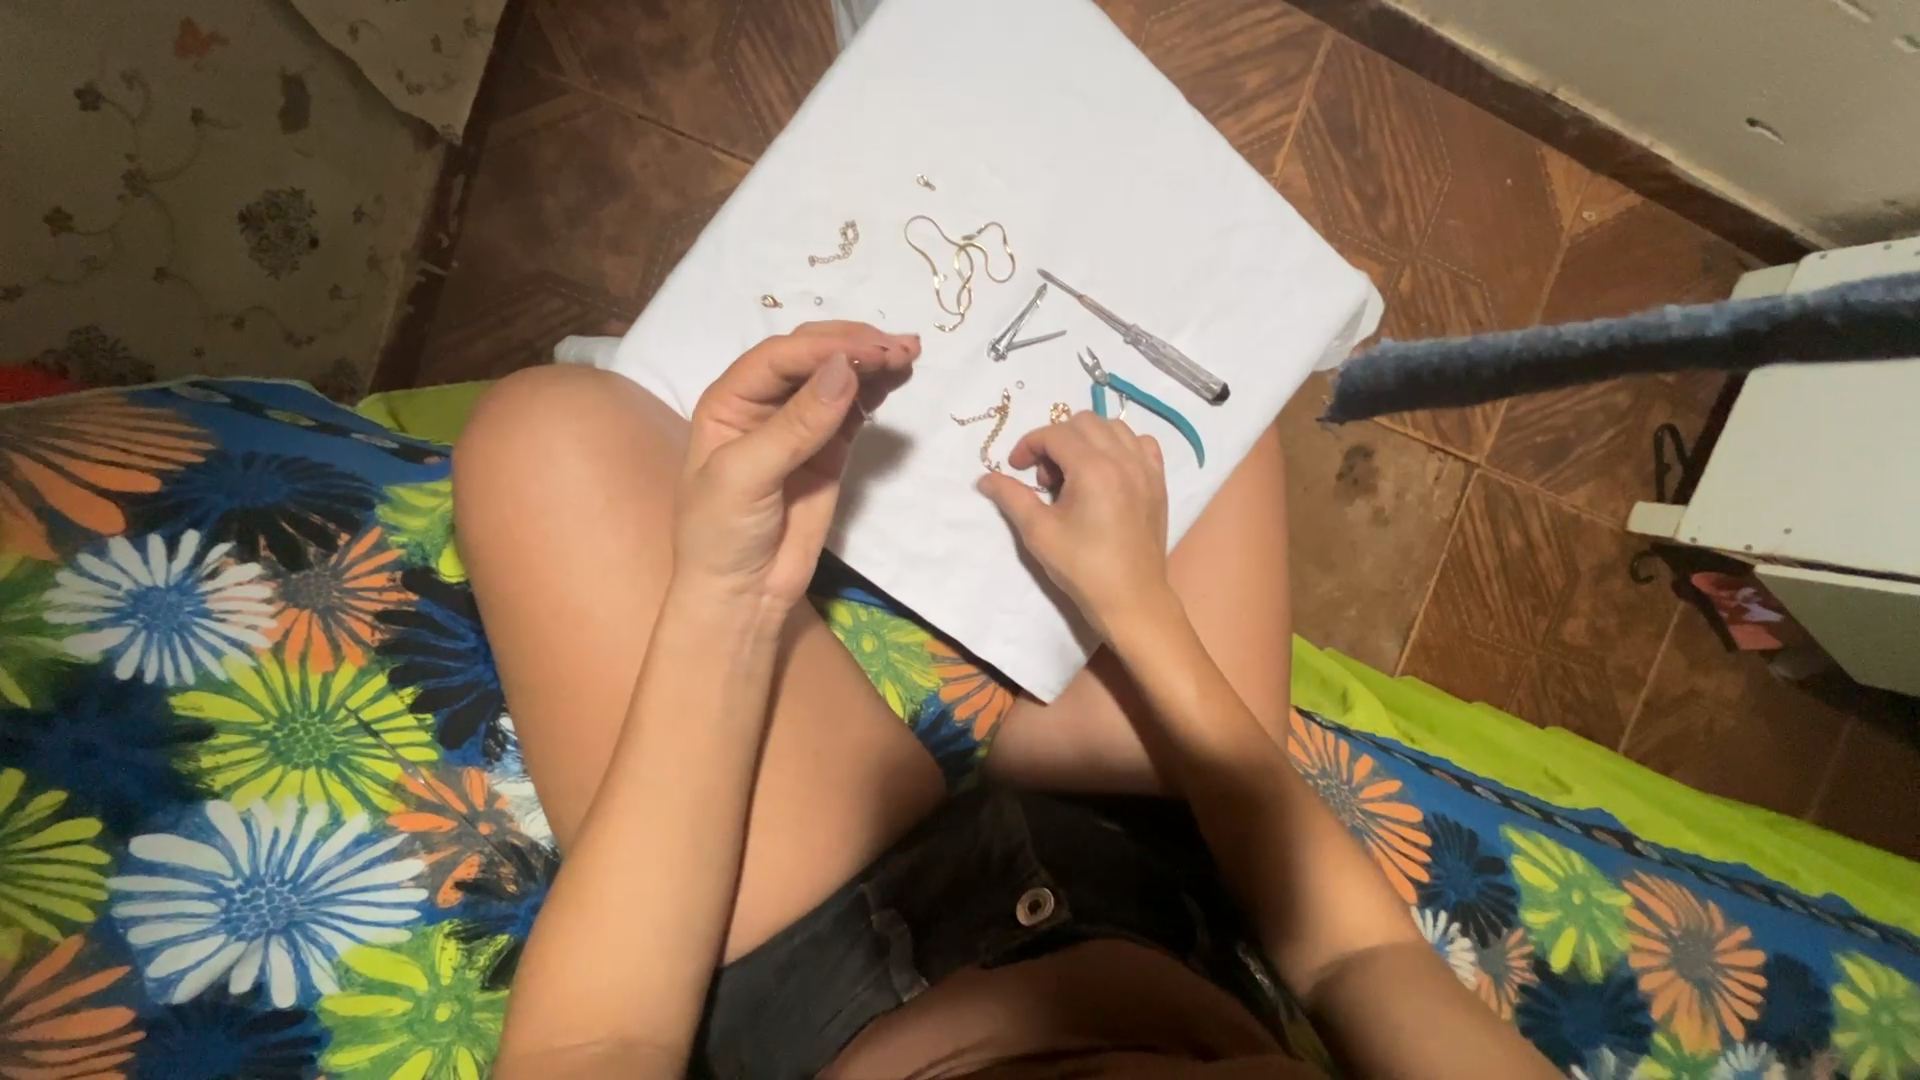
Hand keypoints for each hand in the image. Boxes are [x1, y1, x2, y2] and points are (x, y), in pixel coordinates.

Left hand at [677, 322, 919, 611]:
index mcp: (730, 400)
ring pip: (837, 380)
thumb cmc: (722, 533)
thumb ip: (796, 425)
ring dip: (871, 364)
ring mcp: (800, 428)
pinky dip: (875, 394)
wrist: (742, 593)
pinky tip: (897, 379)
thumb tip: (845, 370)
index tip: (871, 350)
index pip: (779, 358)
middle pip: (811, 358)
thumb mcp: (747, 475)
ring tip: (909, 354)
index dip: (825, 347)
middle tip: (899, 348)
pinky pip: (854, 413)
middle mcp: (764, 405)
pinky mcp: (828, 453)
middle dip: (853, 346)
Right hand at [977, 412, 1174, 639]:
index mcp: (1094, 469)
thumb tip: (984, 478)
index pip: (1055, 433)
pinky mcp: (1158, 482)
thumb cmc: (1082, 568)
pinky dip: (1120, 447)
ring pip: (1113, 427)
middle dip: (1057, 440)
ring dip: (1087, 440)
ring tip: (1074, 474)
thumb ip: (1011, 497)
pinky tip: (1107, 472)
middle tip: (1046, 477)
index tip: (1017, 469)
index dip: (1029, 445)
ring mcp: (1146, 469)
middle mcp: (1123, 459)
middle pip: (1083, 422)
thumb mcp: (1038, 532)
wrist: (1130, 598)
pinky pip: (1141, 444)